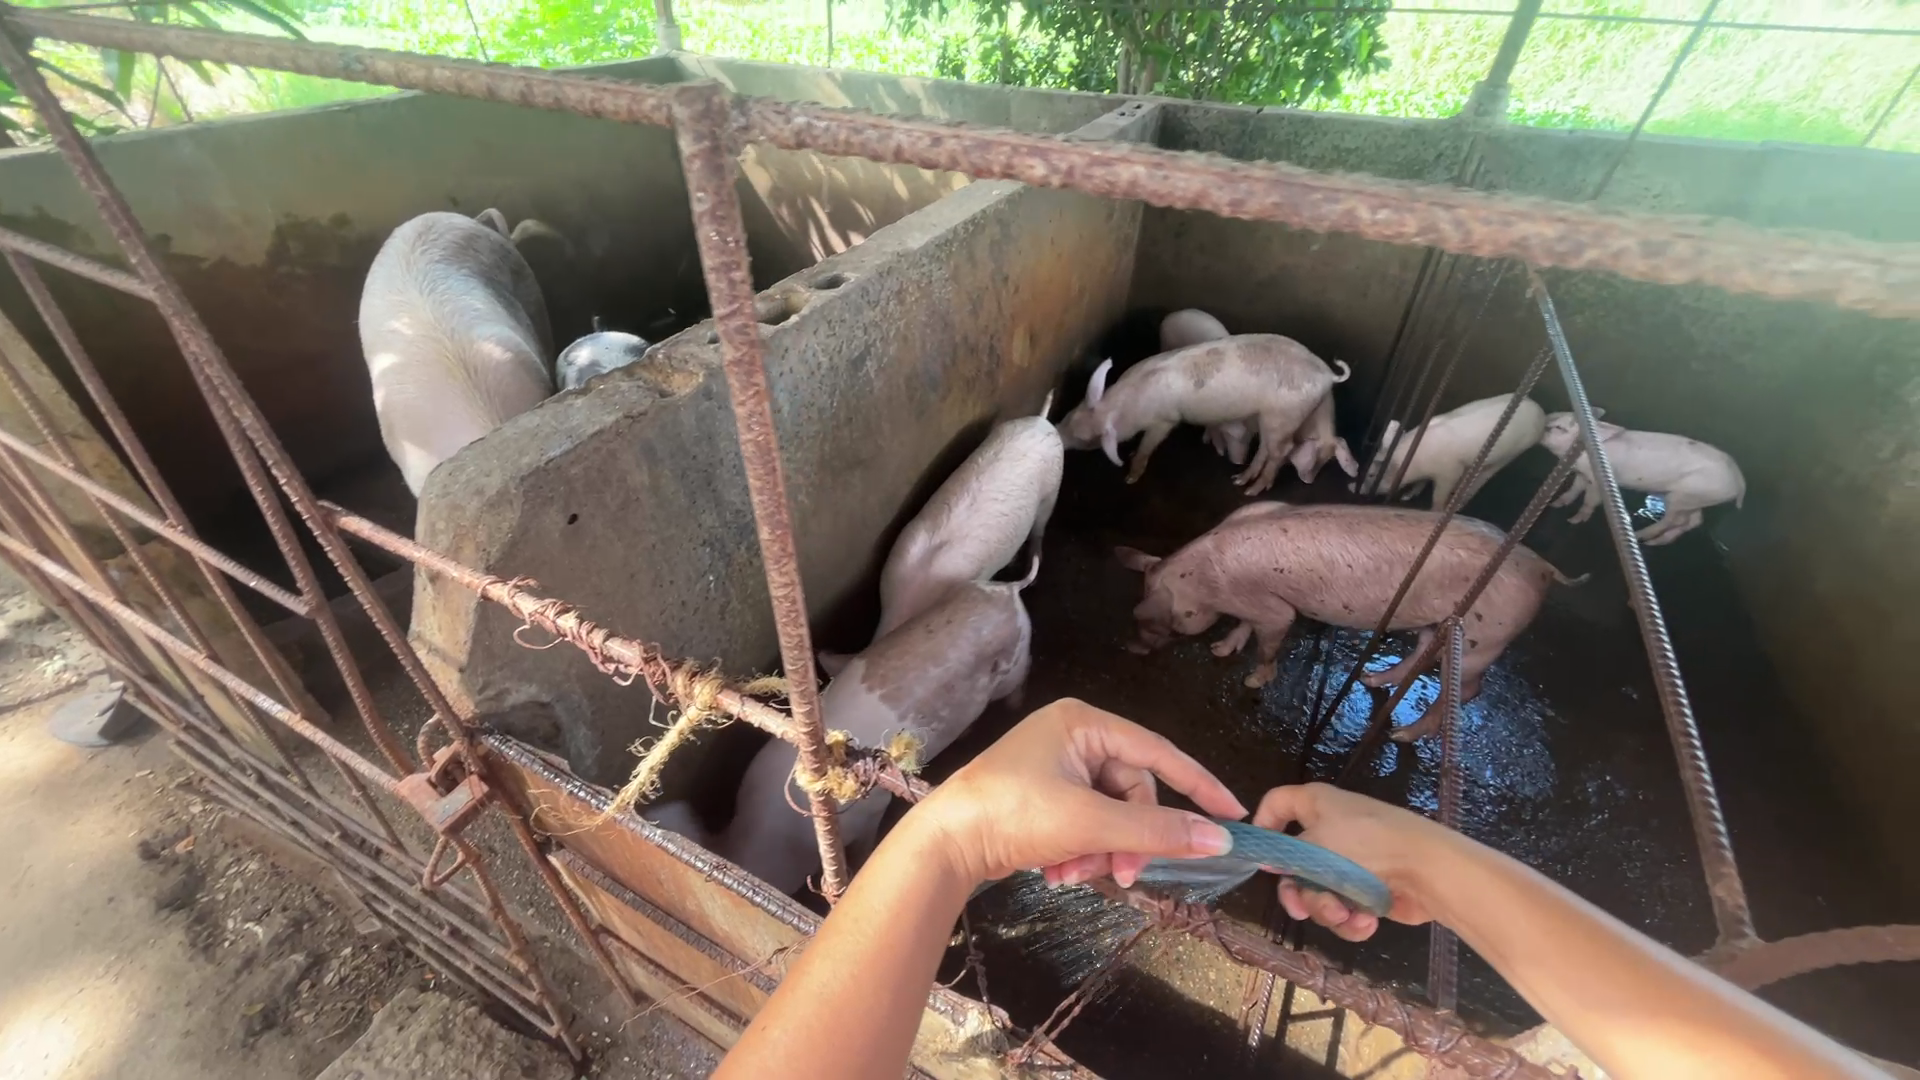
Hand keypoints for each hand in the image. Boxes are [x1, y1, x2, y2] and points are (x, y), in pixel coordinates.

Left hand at [910, 698, 1245, 887]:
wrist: (946, 842)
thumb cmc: (1015, 813)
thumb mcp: (1090, 822)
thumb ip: (1156, 829)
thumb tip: (1219, 838)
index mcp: (1084, 723)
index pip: (1157, 751)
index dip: (1198, 784)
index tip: (1235, 816)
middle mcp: (1074, 736)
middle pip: (1132, 792)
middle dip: (1126, 839)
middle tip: (1121, 875)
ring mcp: (1059, 766)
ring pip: (1110, 814)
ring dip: (1100, 851)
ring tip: (1072, 874)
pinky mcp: (1047, 795)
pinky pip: (1087, 822)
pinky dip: (1081, 850)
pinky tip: (1057, 872)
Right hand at [1253, 783, 1445, 941]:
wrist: (1428, 869)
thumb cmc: (1364, 844)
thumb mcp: (1314, 845)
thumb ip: (1288, 857)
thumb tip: (1272, 865)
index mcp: (1315, 804)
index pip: (1276, 803)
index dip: (1263, 824)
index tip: (1259, 856)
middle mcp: (1329, 829)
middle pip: (1296, 862)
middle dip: (1298, 890)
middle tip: (1300, 910)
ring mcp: (1351, 861)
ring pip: (1319, 889)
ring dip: (1327, 909)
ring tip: (1344, 917)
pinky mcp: (1370, 890)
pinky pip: (1345, 906)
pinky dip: (1351, 919)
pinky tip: (1365, 924)